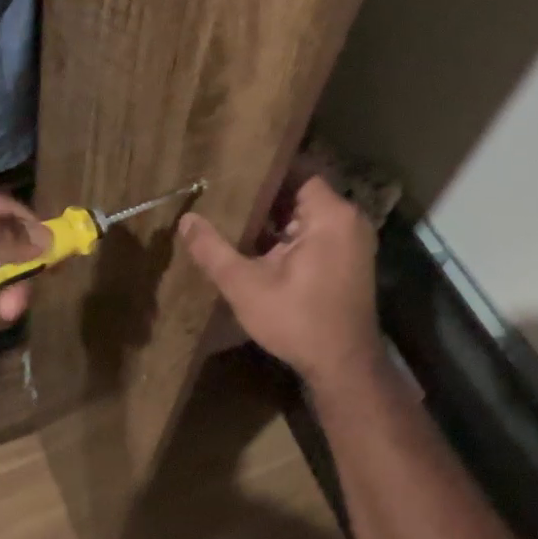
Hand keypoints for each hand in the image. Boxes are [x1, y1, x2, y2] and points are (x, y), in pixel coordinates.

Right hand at [179, 176, 386, 386]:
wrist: (345, 370)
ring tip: (233, 213)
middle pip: (300, 192)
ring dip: (274, 217)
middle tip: (224, 191)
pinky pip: (315, 232)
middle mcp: (349, 220)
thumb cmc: (299, 321)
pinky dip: (288, 235)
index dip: (263, 170)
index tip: (231, 168)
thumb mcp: (246, 286)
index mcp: (331, 215)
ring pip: (306, 214)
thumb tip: (185, 219)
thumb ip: (213, 250)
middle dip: (263, 194)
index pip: (296, 171)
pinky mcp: (349, 260)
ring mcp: (352, 241)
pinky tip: (255, 243)